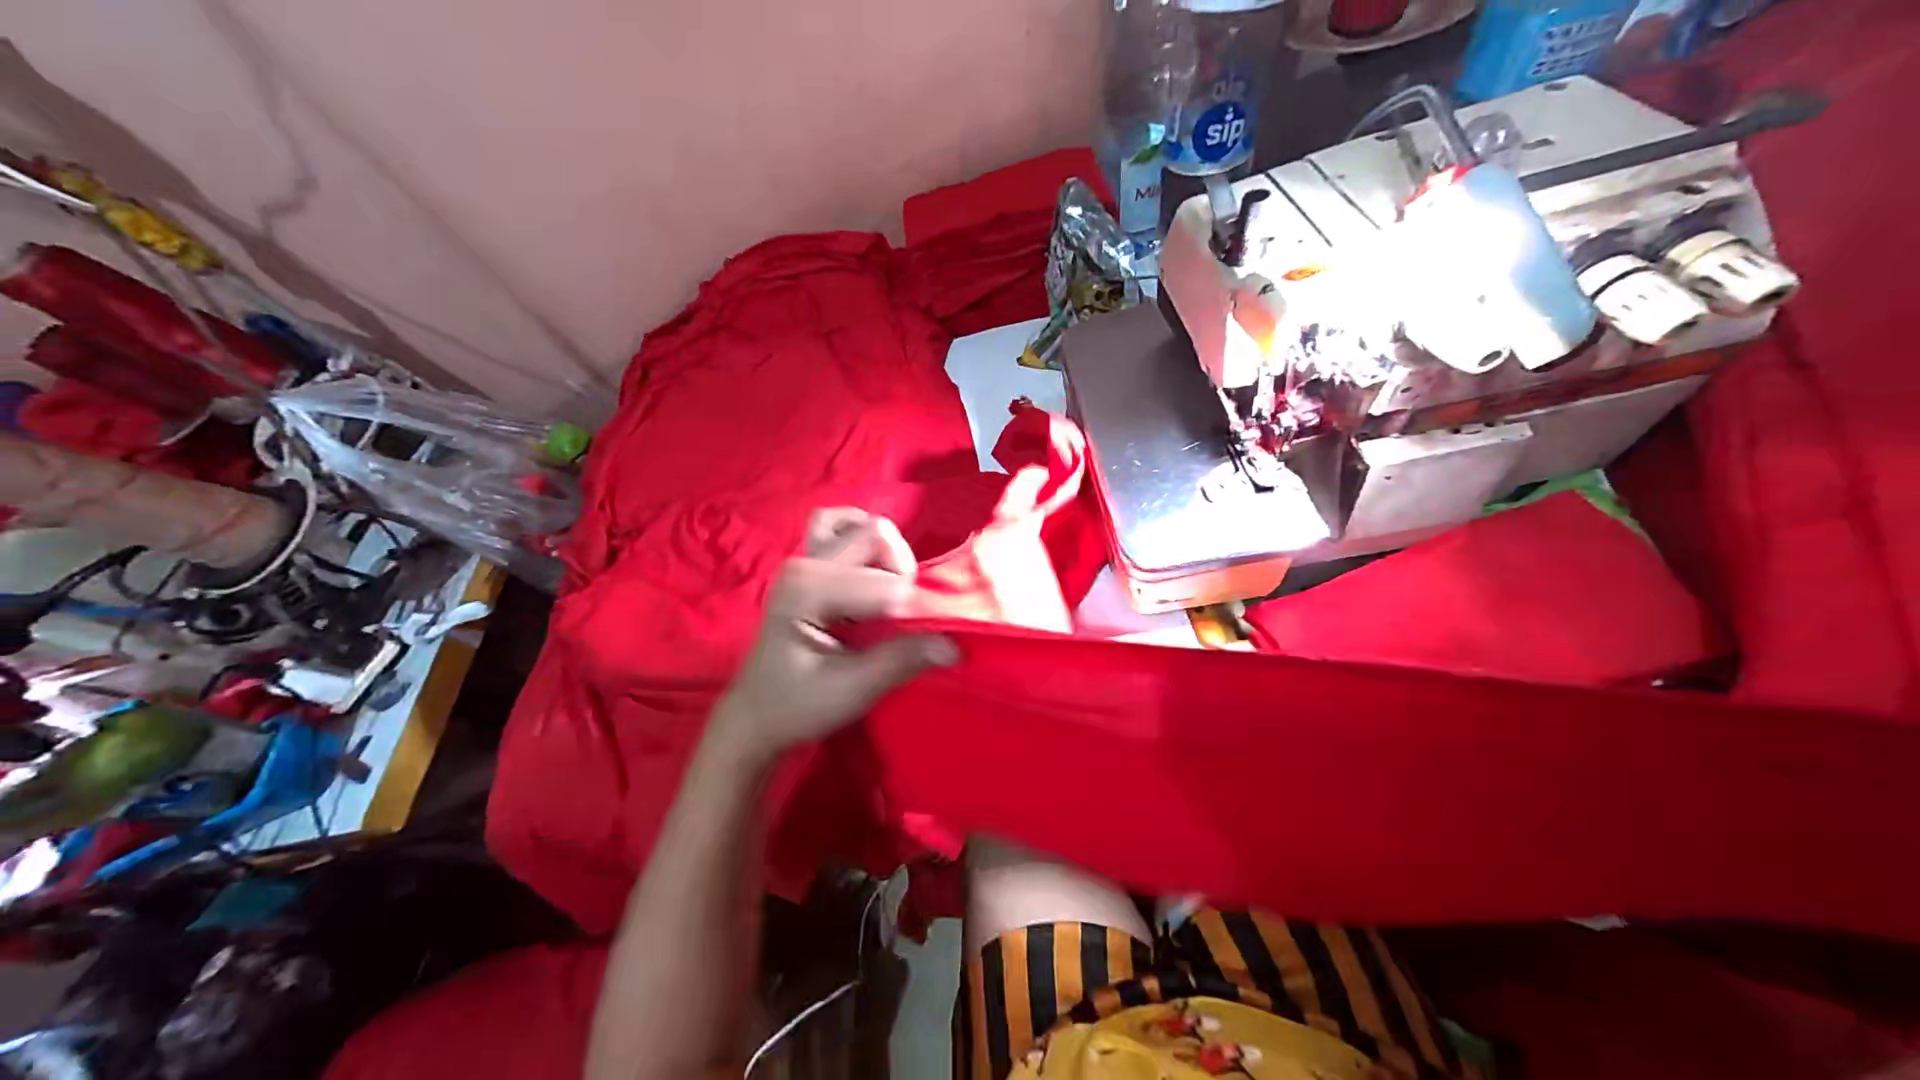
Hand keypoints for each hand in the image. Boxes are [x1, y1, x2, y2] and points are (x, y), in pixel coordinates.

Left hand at [712, 509, 955, 762]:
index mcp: (807, 589)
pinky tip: (870, 572)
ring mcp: (803, 557)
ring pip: (864, 526)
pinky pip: (841, 525)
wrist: (758, 713)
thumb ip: (901, 661)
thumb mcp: (851, 691)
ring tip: (883, 597)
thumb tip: (955, 645)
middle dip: (901, 575)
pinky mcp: (808, 561)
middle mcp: (804, 562)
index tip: (914, 645)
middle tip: (895, 620)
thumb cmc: (797, 705)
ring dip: (886, 557)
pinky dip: (865, 540)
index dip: (914, 614)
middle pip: (878, 536)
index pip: (886, 583)